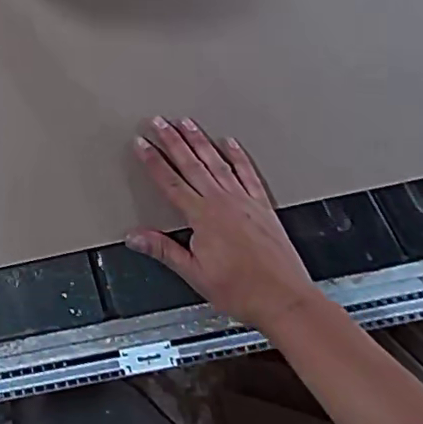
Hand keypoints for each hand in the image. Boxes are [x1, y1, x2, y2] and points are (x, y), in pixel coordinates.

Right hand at [125, 117, 322, 329]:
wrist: (287, 302)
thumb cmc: (243, 291)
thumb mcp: (194, 274)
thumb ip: (163, 250)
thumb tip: (134, 237)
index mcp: (202, 217)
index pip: (169, 181)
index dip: (152, 160)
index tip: (141, 142)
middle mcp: (222, 203)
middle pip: (190, 163)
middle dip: (172, 140)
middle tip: (159, 121)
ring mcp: (244, 202)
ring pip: (216, 162)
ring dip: (199, 140)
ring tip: (187, 122)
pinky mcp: (263, 208)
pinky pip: (248, 174)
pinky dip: (238, 157)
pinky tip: (230, 143)